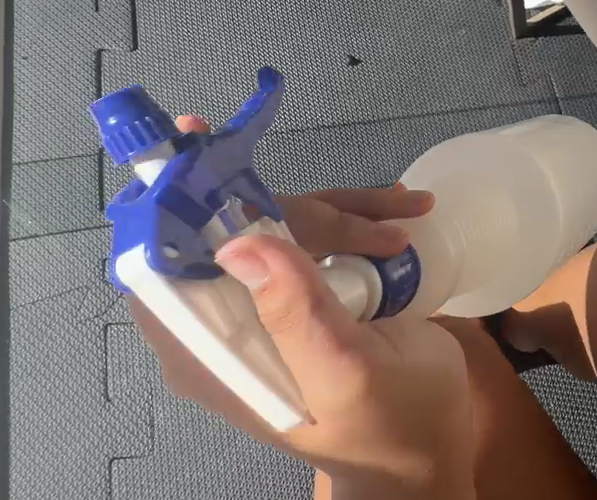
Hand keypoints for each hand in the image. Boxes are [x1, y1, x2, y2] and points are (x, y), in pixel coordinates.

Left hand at [128, 116, 474, 499]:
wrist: (433, 442)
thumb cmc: (388, 420)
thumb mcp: (345, 372)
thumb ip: (296, 312)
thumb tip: (239, 242)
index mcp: (213, 352)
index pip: (163, 271)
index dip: (172, 211)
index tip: (201, 153)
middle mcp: (234, 324)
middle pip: (241, 233)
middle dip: (309, 212)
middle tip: (380, 221)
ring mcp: (280, 304)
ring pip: (292, 224)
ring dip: (353, 208)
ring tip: (409, 213)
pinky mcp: (322, 291)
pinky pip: (330, 234)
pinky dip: (368, 214)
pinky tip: (404, 210)